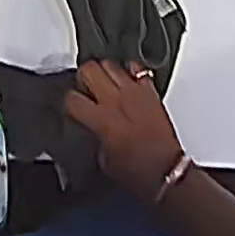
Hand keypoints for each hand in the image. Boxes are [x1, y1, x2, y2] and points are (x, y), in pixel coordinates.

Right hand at [65, 60, 184, 201]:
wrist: (166, 171)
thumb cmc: (138, 172)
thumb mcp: (104, 161)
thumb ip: (94, 137)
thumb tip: (91, 126)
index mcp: (101, 120)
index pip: (72, 98)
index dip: (68, 103)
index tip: (72, 107)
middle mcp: (116, 100)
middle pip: (88, 69)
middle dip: (83, 78)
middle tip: (86, 89)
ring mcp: (134, 91)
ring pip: (110, 63)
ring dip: (104, 72)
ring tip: (104, 83)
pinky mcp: (149, 89)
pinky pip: (135, 67)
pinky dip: (128, 71)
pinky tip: (126, 82)